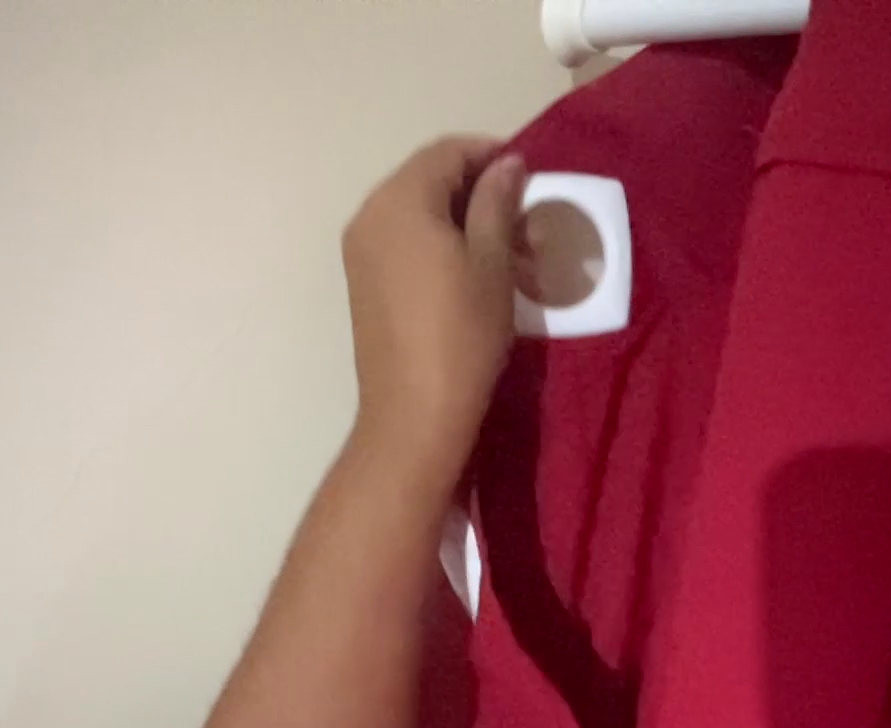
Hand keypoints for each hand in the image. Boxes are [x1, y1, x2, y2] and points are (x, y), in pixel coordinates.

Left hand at [341, 136, 527, 480]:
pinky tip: (470, 274)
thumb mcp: (491, 263)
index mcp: (398, 200)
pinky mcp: (363, 286)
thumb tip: (506, 163)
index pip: (447, 151)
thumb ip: (497, 203)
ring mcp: (360, 253)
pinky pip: (403, 246)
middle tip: (523, 221)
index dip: (492, 155)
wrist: (414, 412)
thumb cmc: (461, 335)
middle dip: (478, 192)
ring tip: (505, 253)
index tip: (530, 178)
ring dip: (460, 222)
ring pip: (416, 216)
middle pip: (428, 181)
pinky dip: (437, 246)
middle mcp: (368, 216)